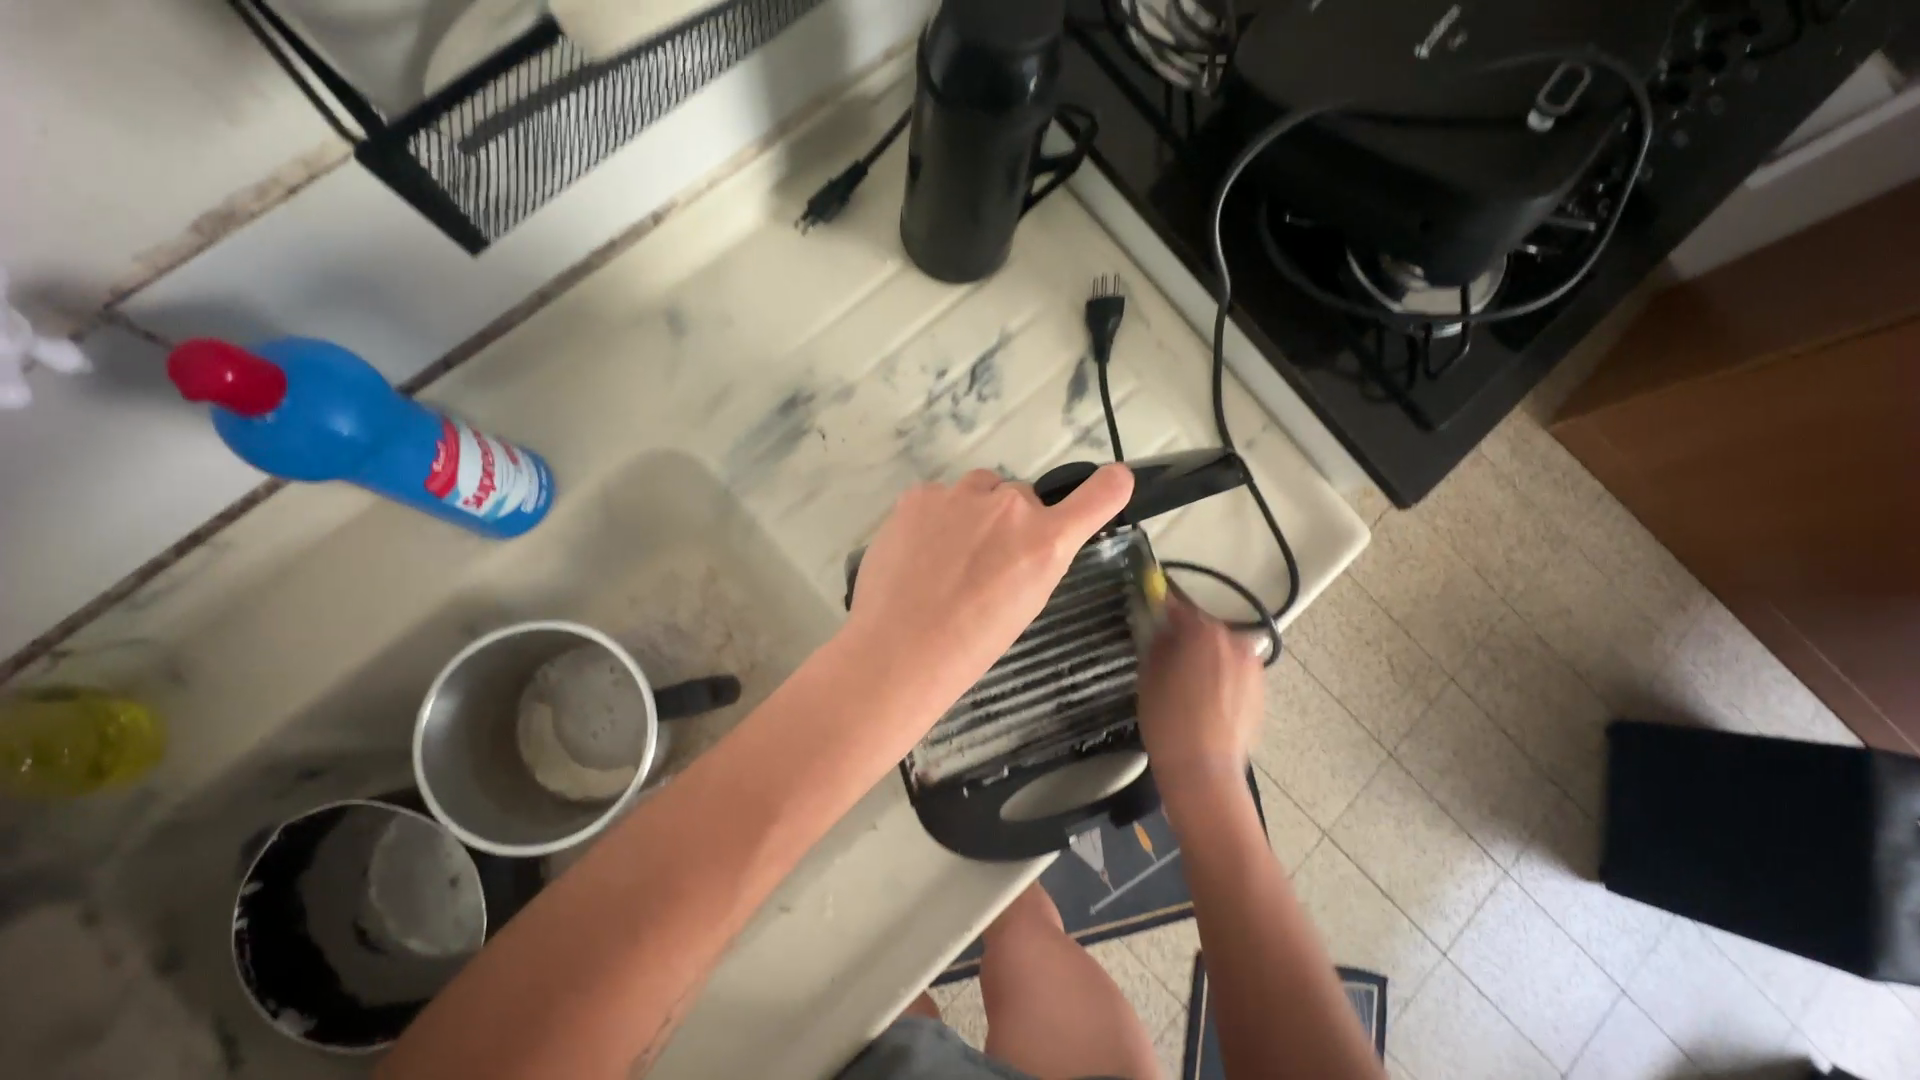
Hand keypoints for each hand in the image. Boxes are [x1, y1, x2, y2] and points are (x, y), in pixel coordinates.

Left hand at [845, 465, 1133, 710]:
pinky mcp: (919, 495)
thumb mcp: (1026, 604)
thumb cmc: (971, 644)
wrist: (900, 649)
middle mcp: (1009, 508)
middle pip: (1022, 497)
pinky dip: (935, 517)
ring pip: (980, 490)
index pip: (1100, 494)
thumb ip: (1037, 558)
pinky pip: (940, 496)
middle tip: (985, 562)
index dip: (1109, 486)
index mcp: (1046, 542)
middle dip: (1011, 521)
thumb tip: (1026, 539)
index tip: (1112, 482)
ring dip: (974, 512)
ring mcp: (960, 496)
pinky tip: (919, 552)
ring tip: (948, 557)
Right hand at [1137, 596, 1264, 798]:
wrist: (1204, 769)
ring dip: (1208, 656)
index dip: (1163, 609)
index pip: (1179, 608)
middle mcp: (1235, 642)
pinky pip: (1236, 672)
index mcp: (1204, 633)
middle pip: (1206, 629)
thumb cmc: (1167, 720)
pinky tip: (1206, 699)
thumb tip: (1165, 631)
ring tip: (1188, 679)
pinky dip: (1222, 676)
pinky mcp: (1261, 691)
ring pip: (1224, 651)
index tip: (1152, 610)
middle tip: (1168, 652)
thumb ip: (1158, 644)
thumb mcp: (1149, 677)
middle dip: (1188, 636)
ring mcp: (1252, 667)